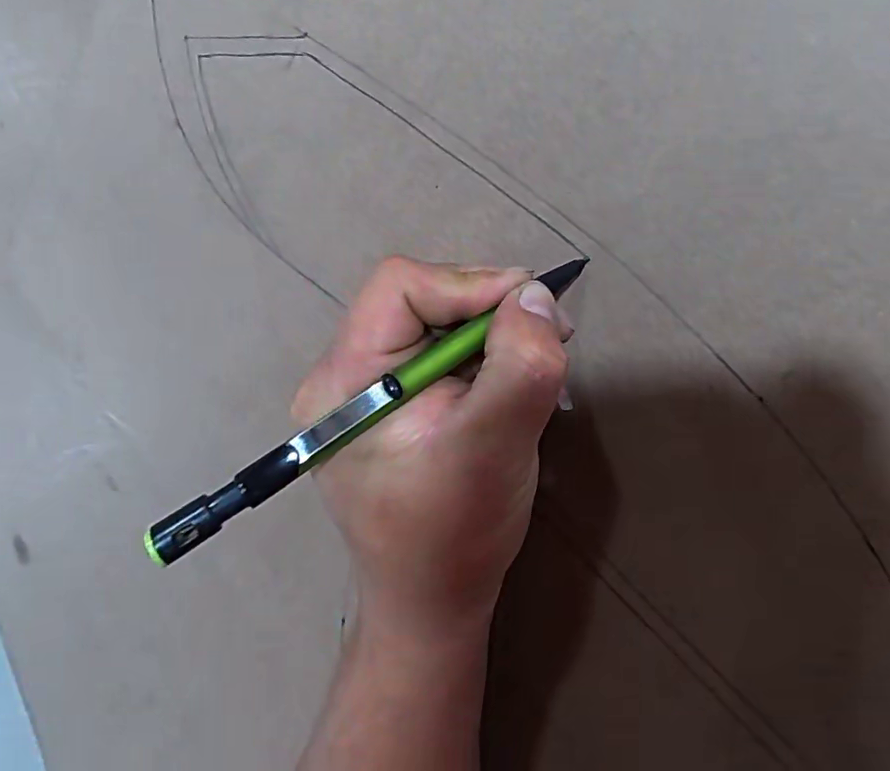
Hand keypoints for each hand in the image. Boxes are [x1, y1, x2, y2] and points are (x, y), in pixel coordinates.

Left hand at [291, 258, 572, 638]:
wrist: (431, 604)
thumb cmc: (455, 535)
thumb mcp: (496, 447)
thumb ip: (521, 367)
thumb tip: (535, 294)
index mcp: (344, 380)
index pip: (399, 287)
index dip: (469, 285)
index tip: (531, 308)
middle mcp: (342, 375)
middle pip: (417, 299)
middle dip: (486, 308)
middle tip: (547, 331)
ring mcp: (364, 389)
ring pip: (432, 322)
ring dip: (489, 331)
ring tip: (532, 361)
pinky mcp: (389, 402)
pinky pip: (436, 351)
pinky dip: (481, 354)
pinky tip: (507, 380)